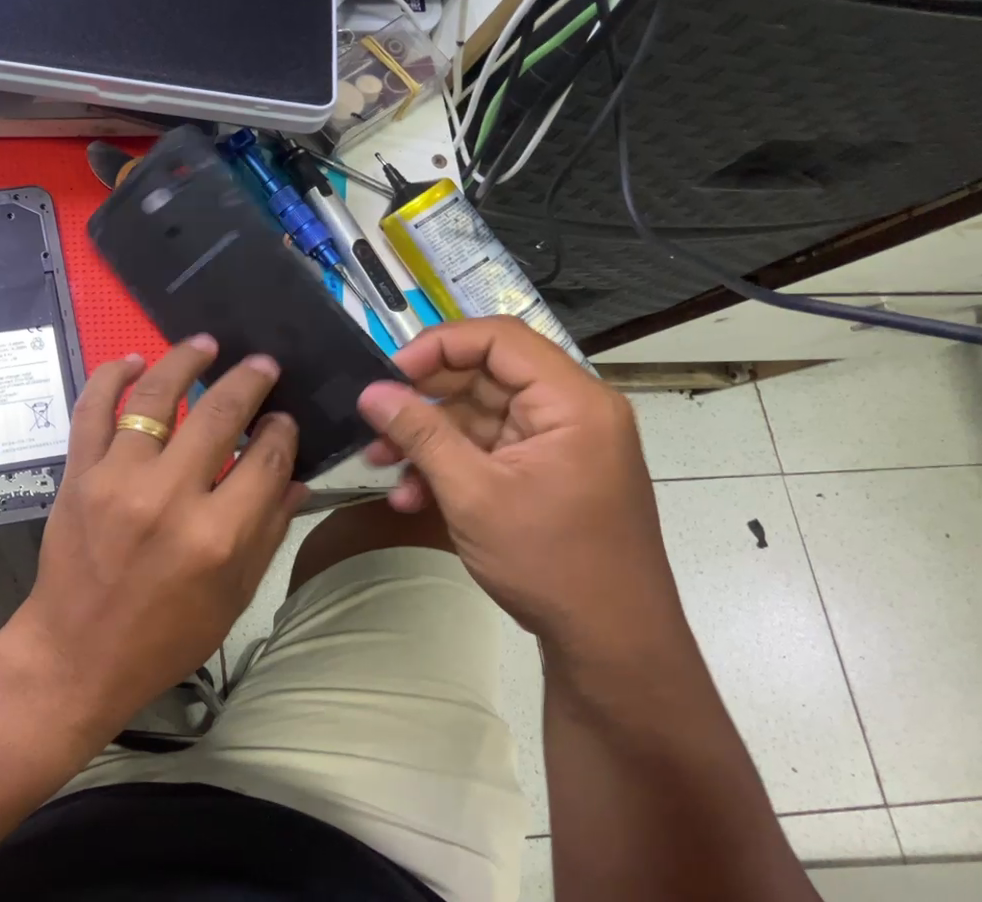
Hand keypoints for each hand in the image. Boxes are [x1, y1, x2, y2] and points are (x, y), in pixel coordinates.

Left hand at [3, 336, 305, 727]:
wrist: (78, 652)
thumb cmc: (164, 636)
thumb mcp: (232, 597)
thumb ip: (267, 532)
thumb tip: (296, 479)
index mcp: (218, 536)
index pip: (265, 458)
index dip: (282, 431)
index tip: (284, 418)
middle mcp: (169, 497)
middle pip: (219, 415)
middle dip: (248, 381)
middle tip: (261, 364)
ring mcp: (117, 480)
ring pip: (154, 398)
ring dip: (183, 361)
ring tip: (204, 343)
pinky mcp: (78, 474)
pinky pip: (91, 411)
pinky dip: (110, 378)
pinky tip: (133, 360)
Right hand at [355, 317, 682, 659]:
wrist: (609, 641)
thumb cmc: (551, 561)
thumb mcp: (473, 493)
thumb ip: (420, 434)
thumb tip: (371, 391)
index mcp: (571, 402)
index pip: (498, 339)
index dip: (437, 346)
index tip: (387, 374)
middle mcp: (568, 412)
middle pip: (482, 377)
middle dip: (421, 401)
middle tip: (372, 423)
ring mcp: (555, 445)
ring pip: (475, 417)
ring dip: (425, 440)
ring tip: (379, 466)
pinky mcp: (542, 474)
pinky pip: (484, 451)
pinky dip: (446, 467)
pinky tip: (409, 496)